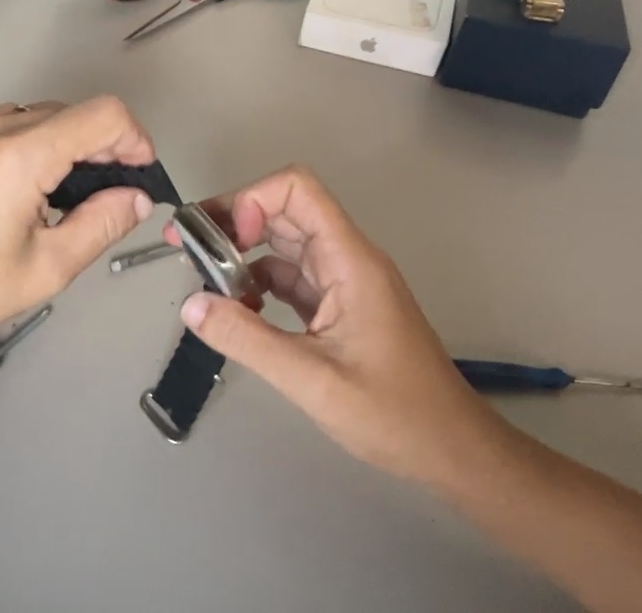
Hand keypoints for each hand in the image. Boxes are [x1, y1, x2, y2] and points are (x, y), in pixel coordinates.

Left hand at [0, 97, 156, 358]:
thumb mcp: (47, 268)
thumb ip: (101, 225)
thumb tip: (135, 199)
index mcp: (19, 156)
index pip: (102, 115)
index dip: (135, 139)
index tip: (141, 174)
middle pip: (73, 112)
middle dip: (106, 145)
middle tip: (116, 193)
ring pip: (42, 116)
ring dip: (71, 143)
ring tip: (77, 195)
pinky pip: (12, 126)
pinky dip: (39, 145)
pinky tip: (37, 189)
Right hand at [170, 167, 505, 482]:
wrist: (453, 452)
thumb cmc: (394, 414)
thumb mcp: (312, 379)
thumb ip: (246, 339)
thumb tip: (191, 305)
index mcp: (350, 261)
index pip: (296, 190)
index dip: (253, 200)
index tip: (223, 241)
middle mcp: (346, 259)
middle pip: (283, 210)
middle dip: (233, 221)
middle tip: (187, 248)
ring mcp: (343, 282)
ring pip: (283, 242)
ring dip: (241, 253)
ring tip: (205, 281)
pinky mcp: (338, 305)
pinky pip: (289, 275)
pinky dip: (256, 282)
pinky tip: (237, 310)